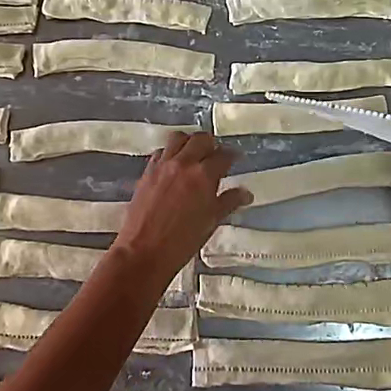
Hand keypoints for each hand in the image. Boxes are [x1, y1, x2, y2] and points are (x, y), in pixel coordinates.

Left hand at [110, 132, 250, 284]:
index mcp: (204, 175)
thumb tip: (245, 194)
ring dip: (189, 143)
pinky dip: (169, 153)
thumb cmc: (182, 241)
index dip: (232, 156)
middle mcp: (183, 164)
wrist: (144, 252)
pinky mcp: (147, 172)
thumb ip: (229, 202)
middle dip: (211, 144)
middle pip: (201, 139)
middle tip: (215, 155)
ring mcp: (162, 166)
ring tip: (193, 155)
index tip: (235, 159)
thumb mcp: (212, 221)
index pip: (224, 155)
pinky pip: (160, 152)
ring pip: (178, 138)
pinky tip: (173, 166)